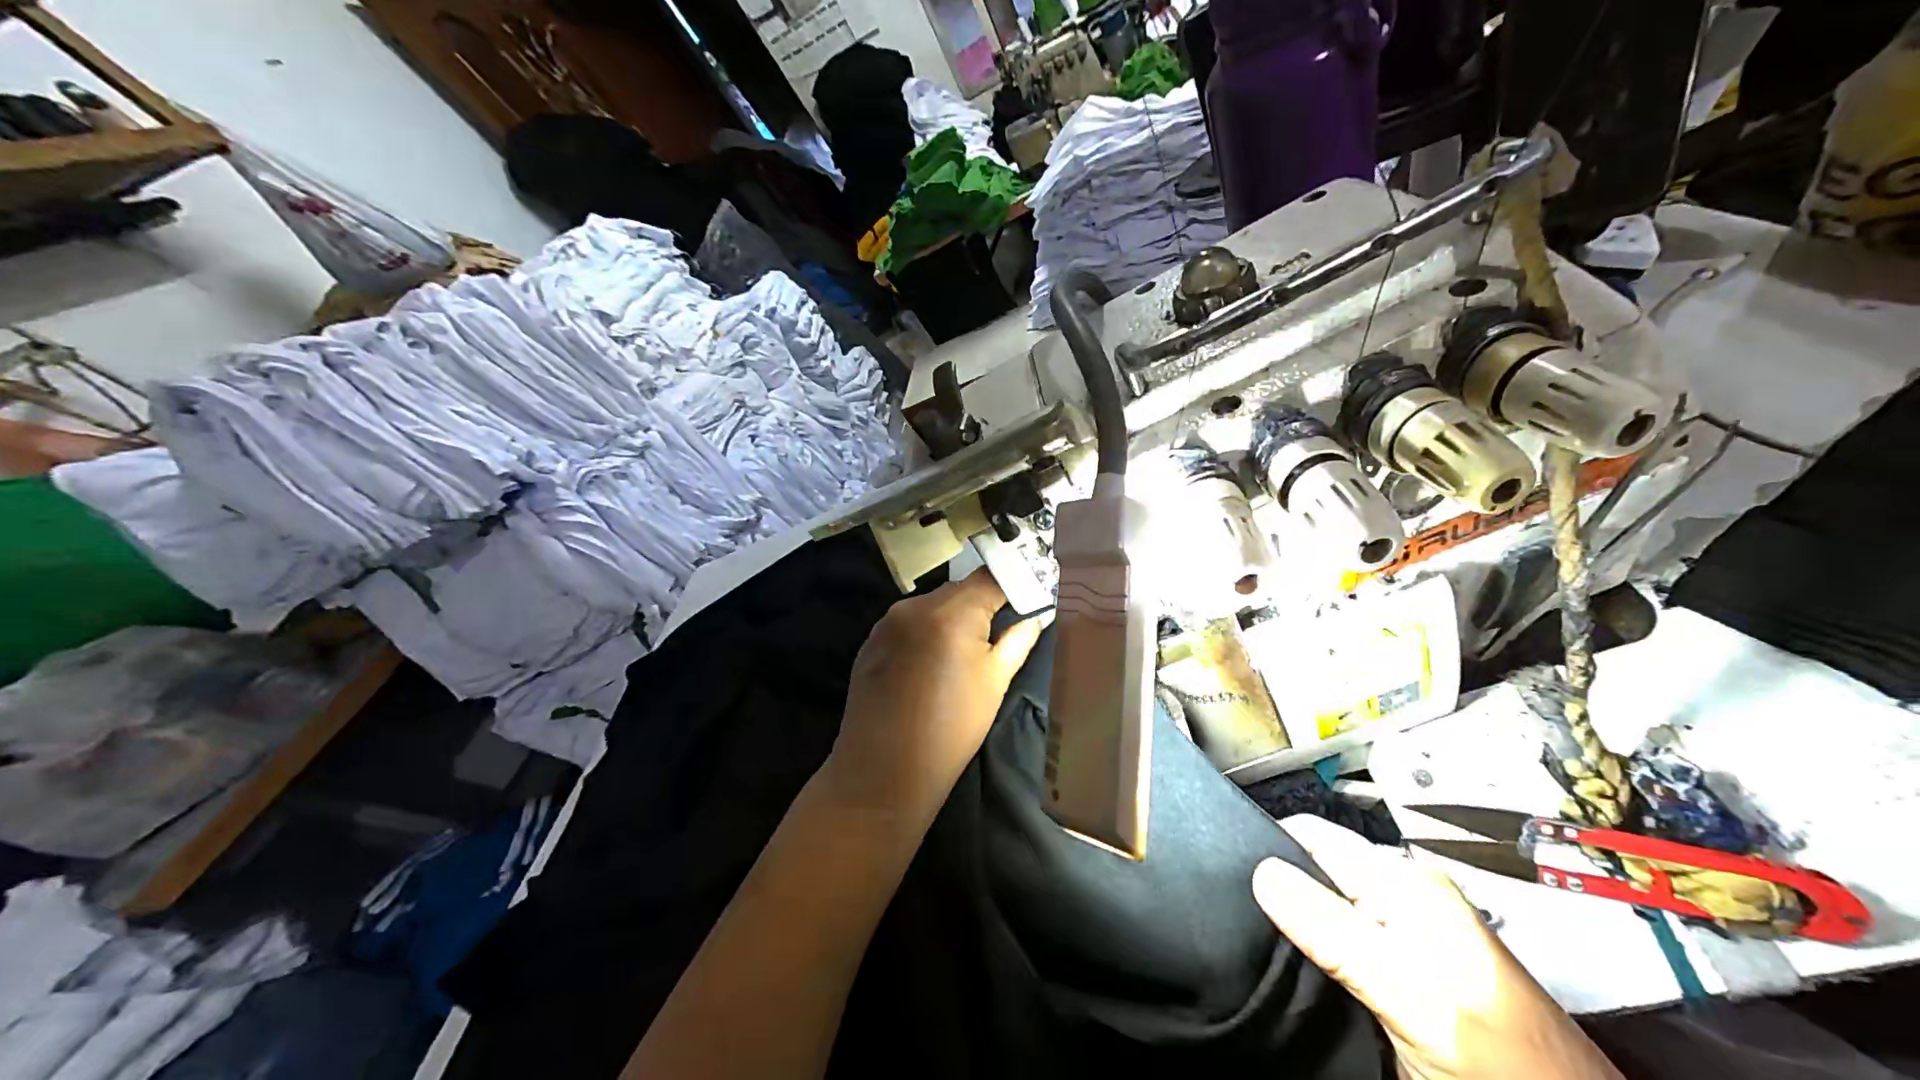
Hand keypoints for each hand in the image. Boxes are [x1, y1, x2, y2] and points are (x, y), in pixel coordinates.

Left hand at [826, 571, 1049, 815]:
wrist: (884, 770)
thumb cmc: (951, 728)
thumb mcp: (996, 682)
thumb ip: (1018, 639)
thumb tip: (1036, 615)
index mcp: (951, 612)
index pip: (992, 575)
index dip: (1015, 580)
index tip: (1032, 592)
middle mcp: (915, 605)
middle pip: (960, 589)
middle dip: (984, 603)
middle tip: (1005, 627)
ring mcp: (888, 621)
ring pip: (934, 605)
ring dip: (954, 618)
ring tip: (968, 652)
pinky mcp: (872, 640)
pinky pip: (910, 623)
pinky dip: (928, 632)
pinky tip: (934, 664)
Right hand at [1253, 816, 1622, 1079]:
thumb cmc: (1504, 1064)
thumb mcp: (1406, 991)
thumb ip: (1333, 929)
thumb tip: (1262, 873)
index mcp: (1408, 886)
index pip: (1313, 836)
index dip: (1266, 842)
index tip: (1221, 860)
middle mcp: (1404, 899)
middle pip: (1314, 867)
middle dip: (1273, 880)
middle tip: (1230, 906)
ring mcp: (1403, 937)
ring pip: (1322, 905)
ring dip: (1289, 915)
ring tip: (1250, 931)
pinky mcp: (1399, 972)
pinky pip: (1335, 938)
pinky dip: (1308, 944)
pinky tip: (1291, 962)